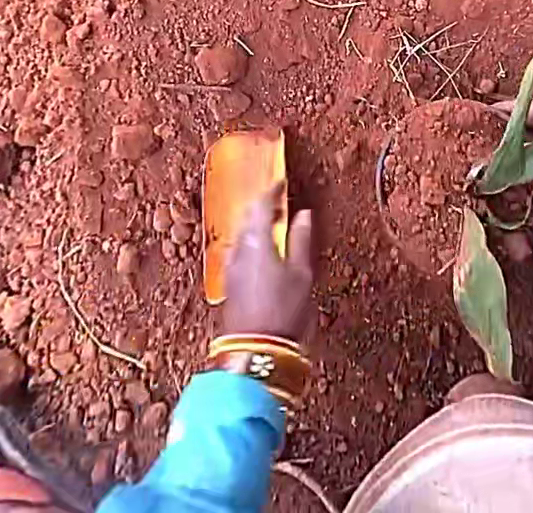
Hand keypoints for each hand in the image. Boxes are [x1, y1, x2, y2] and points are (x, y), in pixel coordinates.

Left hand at [219, 193, 315, 342]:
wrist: (256, 349)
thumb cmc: (284, 310)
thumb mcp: (301, 273)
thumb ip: (300, 239)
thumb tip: (303, 215)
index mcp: (258, 241)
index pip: (261, 205)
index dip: (271, 191)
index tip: (281, 182)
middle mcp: (240, 249)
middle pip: (247, 217)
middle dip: (261, 206)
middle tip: (278, 202)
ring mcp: (232, 266)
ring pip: (241, 233)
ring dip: (255, 223)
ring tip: (273, 224)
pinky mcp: (229, 281)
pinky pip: (239, 248)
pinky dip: (250, 240)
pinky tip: (261, 250)